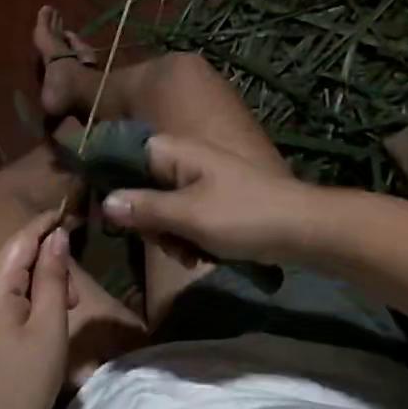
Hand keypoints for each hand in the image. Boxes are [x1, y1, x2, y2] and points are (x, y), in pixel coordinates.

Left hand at [0, 208, 74, 408]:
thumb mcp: (49, 328)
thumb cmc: (23, 384)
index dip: (47, 221)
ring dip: (39, 283)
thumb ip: (53, 277)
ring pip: (9, 278)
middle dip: (48, 264)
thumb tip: (58, 237)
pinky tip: (43, 322)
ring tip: (65, 312)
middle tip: (76, 297)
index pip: (22, 238)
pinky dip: (24, 300)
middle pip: (15, 257)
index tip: (70, 206)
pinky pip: (0, 297)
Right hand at [102, 135, 319, 263]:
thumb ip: (144, 208)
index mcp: (178, 151)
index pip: (129, 154)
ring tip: (188, 255)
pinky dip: (190, 237)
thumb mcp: (188, 216)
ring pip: (165, 207)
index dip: (118, 182)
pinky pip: (187, 216)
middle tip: (166, 243)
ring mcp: (204, 179)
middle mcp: (187, 159)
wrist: (302, 230)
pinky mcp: (217, 200)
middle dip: (151, 220)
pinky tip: (201, 257)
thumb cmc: (243, 216)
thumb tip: (105, 201)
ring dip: (172, 235)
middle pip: (145, 186)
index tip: (119, 215)